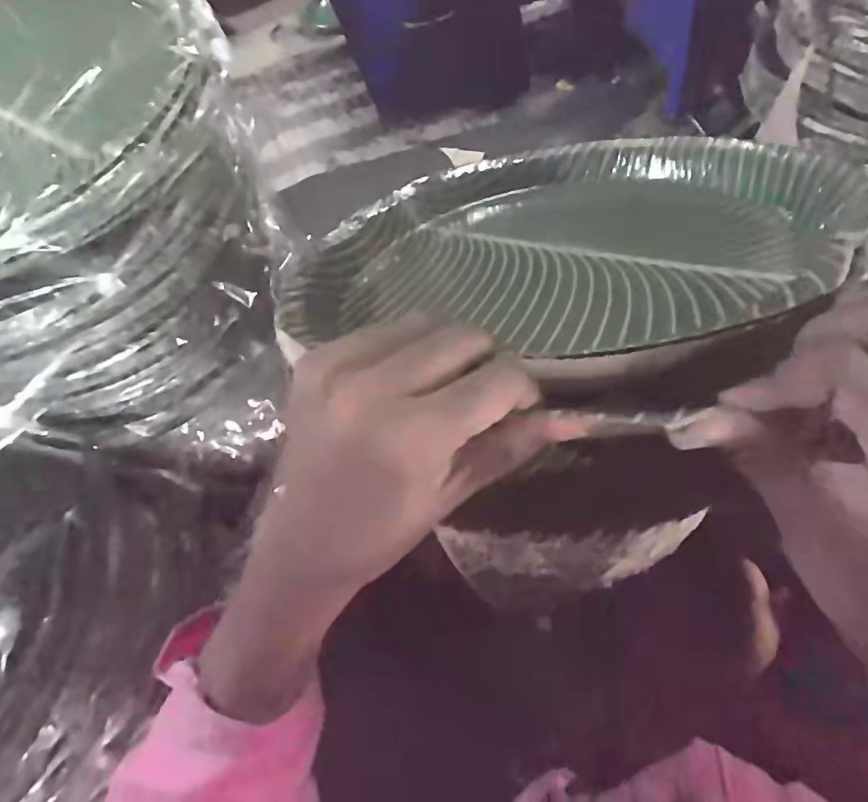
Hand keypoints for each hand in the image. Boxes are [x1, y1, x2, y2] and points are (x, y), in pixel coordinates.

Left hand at [200, 316, 579, 719]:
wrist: (296, 546)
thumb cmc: (383, 532)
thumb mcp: (455, 491)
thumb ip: (512, 444)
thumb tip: (571, 417)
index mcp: (415, 433)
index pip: (499, 378)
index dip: (523, 388)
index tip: (521, 406)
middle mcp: (375, 386)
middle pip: (467, 337)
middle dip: (490, 362)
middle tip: (482, 396)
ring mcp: (340, 366)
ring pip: (429, 322)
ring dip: (451, 347)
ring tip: (443, 383)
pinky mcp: (317, 357)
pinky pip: (386, 328)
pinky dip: (409, 345)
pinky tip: (405, 378)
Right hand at [692, 286, 867, 664]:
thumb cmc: (854, 575)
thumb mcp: (796, 509)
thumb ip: (752, 445)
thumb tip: (690, 416)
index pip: (848, 369)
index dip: (783, 376)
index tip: (740, 399)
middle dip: (818, 339)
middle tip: (783, 378)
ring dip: (849, 326)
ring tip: (811, 364)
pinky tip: (847, 354)